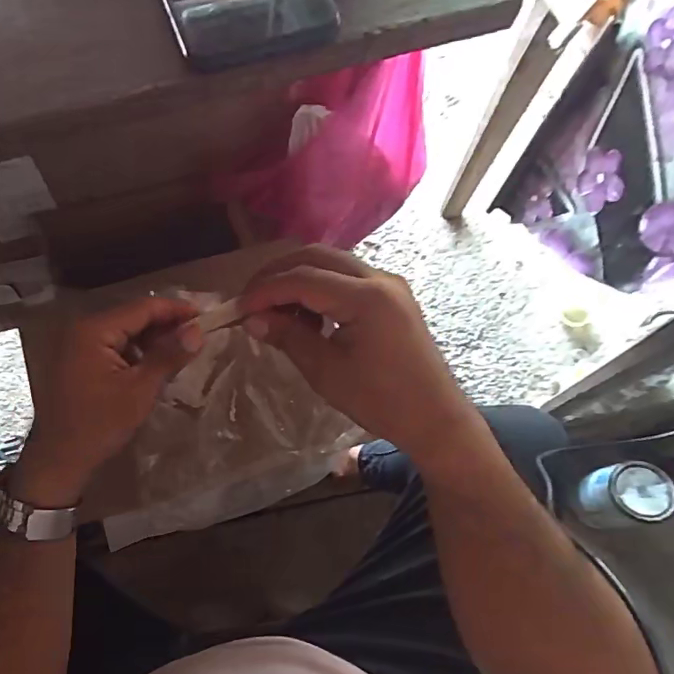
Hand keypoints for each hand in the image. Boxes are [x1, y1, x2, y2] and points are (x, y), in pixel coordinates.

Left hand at [18, 295, 200, 506]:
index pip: (142, 307)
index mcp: (94, 330)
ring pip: (124, 332)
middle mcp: (82, 329)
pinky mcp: (78, 361)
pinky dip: (135, 352)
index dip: (175, 310)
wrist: (61, 458)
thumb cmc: (100, 424)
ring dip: (152, 340)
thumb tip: (197, 331)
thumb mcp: (140, 390)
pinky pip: (112, 347)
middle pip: (132, 316)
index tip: (204, 316)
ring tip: (182, 350)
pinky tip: (156, 364)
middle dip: (165, 325)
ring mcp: (77, 345)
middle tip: (197, 335)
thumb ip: (168, 356)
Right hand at [240, 249, 483, 468]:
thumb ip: (289, 337)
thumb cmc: (380, 400)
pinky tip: (306, 316)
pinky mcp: (392, 296)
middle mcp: (380, 278)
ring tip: (275, 311)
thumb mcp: (327, 372)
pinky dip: (319, 288)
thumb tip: (253, 319)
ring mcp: (389, 284)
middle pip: (316, 256)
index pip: (302, 278)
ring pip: (332, 263)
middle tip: (251, 299)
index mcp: (365, 298)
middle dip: (278, 274)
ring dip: (298, 279)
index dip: (265, 290)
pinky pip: (347, 278)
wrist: (434, 417)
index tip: (239, 309)